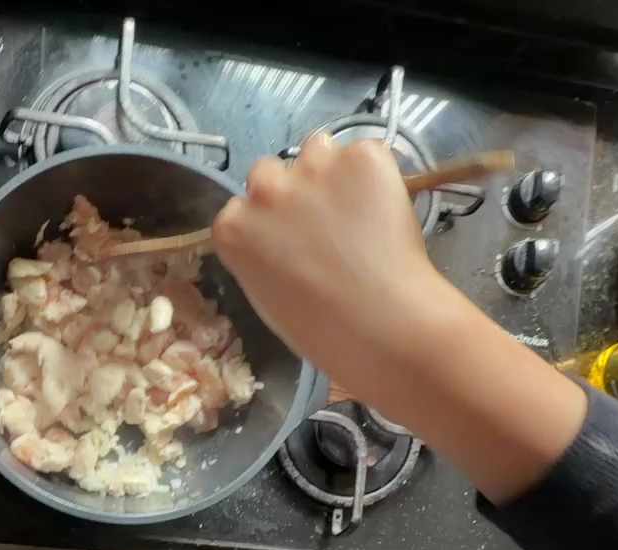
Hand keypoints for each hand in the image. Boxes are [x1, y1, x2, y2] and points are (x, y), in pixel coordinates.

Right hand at [214, 136, 586, 501]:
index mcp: (232, 229)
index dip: (266, 222)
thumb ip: (263, 257)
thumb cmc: (319, 330)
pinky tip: (384, 213)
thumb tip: (283, 243)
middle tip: (321, 224)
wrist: (377, 323)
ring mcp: (313, 167)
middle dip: (291, 190)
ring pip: (317, 150)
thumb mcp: (267, 297)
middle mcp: (264, 190)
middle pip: (269, 171)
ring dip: (331, 172)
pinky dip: (376, 176)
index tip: (285, 240)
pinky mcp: (362, 156)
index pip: (239, 208)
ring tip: (356, 213)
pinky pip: (366, 154)